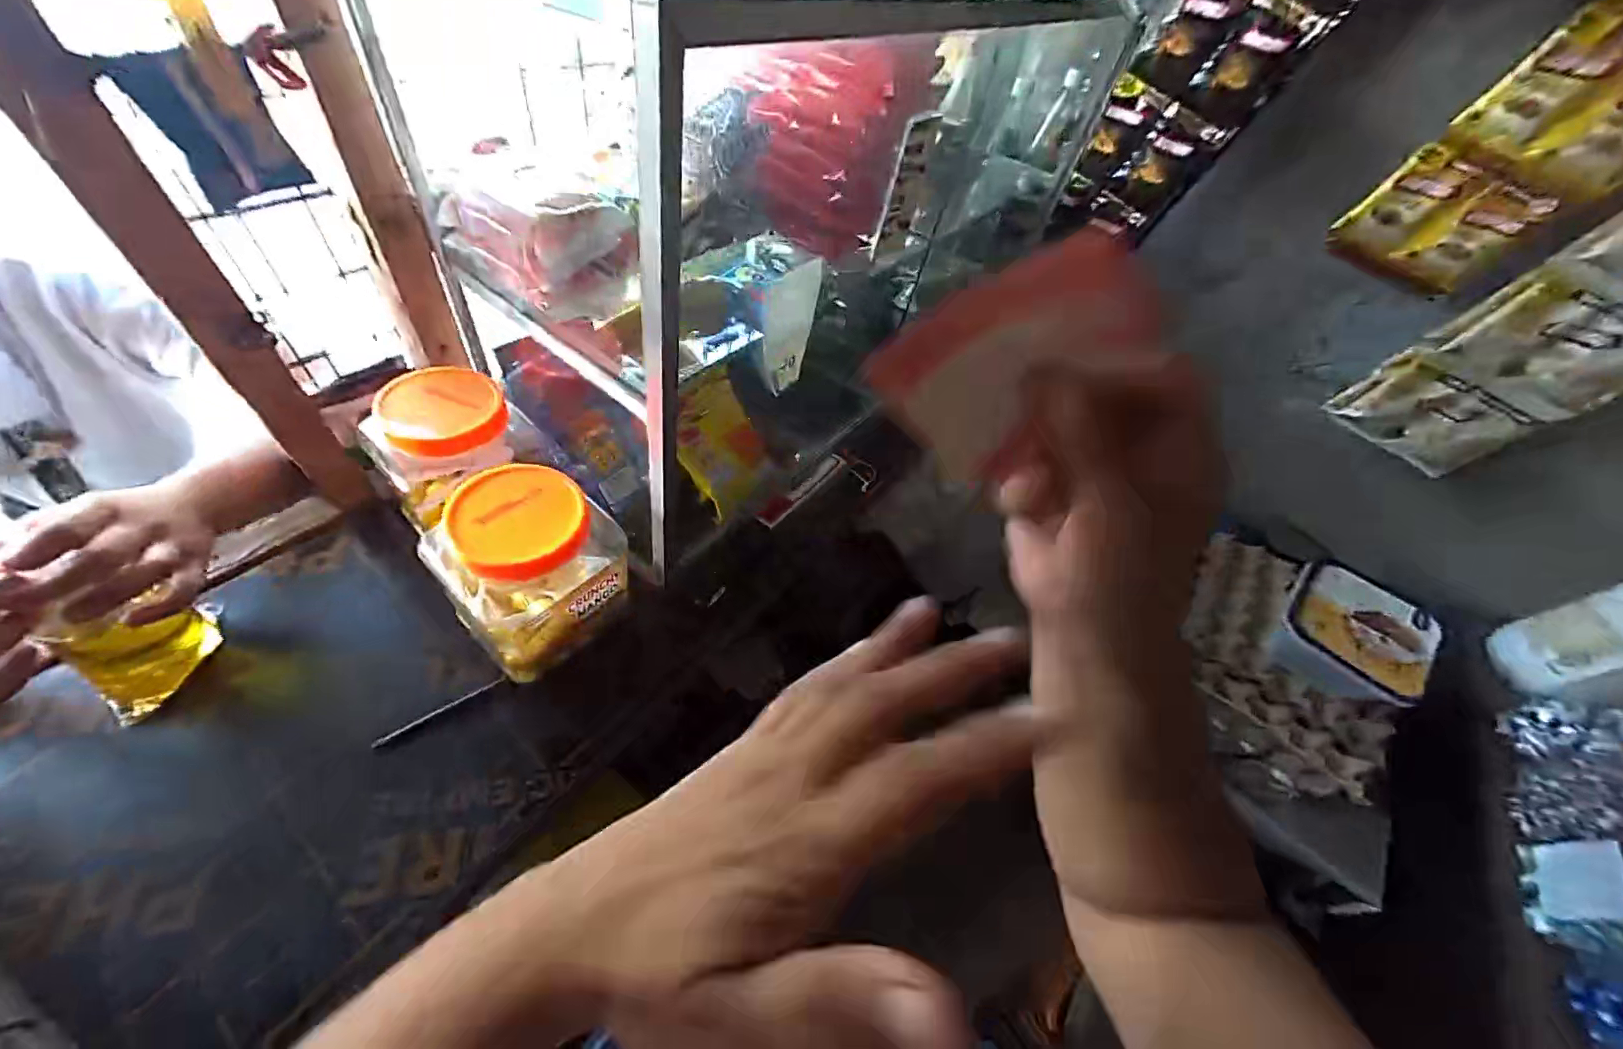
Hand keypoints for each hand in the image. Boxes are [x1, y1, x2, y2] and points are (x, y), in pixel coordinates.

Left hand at [0, 481, 215, 625]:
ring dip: (107, 596)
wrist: (196, 503)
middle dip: (61, 581)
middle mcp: (142, 526)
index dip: (36, 546)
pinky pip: (184, 589)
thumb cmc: (127, 514)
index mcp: (106, 509)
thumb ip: (39, 531)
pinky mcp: (198, 567)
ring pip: (142, 573)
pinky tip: (133, 621)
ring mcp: (173, 547)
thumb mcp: (84, 510)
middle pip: (102, 554)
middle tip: (22, 606)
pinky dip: (161, 607)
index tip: (3, 568)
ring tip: (72, 618)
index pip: (69, 525)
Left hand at [514, 599, 1045, 1046]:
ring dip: (886, 650)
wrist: (574, 922)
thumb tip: (955, 1016)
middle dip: (947, 674)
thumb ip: (842, 1001)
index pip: (913, 779)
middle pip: (876, 710)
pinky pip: (793, 696)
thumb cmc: (657, 975)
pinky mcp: (734, 754)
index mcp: (804, 838)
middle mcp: (786, 778)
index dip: (985, 746)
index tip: (1049, 716)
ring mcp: (756, 756)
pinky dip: (834, 665)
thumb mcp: (743, 1015)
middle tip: (1009, 642)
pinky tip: (852, 656)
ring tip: (928, 613)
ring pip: (833, 688)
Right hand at [994, 357, 1219, 660]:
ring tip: (1029, 482)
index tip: (1070, 368)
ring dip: (1031, 445)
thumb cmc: (1119, 573)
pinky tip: (1018, 504)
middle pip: (1100, 392)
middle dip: (1060, 400)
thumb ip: (1080, 434)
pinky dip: (1016, 476)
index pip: (1165, 377)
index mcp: (1178, 445)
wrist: (1082, 630)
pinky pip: (1024, 458)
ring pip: (1053, 423)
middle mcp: (1135, 446)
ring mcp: (1088, 465)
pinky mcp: (1047, 484)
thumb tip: (1041, 370)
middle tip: (1023, 404)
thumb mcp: (1109, 502)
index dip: (1124, 365)